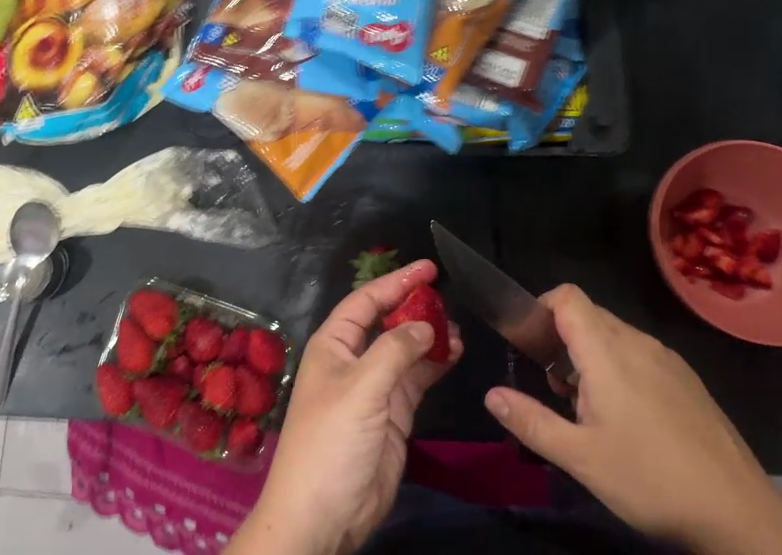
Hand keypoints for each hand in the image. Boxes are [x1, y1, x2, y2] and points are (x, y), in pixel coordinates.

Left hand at [230, 259, 462, 554]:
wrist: (323, 512)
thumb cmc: (331, 440)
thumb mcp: (361, 388)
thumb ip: (395, 351)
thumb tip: (425, 325)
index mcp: (333, 345)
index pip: (366, 301)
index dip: (395, 282)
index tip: (429, 268)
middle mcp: (353, 361)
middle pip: (387, 322)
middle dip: (415, 308)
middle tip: (450, 298)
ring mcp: (374, 388)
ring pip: (405, 350)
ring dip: (430, 337)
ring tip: (459, 328)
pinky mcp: (393, 414)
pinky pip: (416, 378)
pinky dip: (435, 365)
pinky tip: (455, 353)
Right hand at [484, 285, 781, 554]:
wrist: (739, 514)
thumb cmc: (650, 481)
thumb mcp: (580, 458)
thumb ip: (532, 421)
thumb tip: (492, 394)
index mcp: (608, 353)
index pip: (567, 297)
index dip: (540, 308)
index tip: (527, 344)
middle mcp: (639, 344)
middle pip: (589, 316)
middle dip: (561, 340)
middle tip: (554, 390)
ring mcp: (669, 361)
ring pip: (616, 337)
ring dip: (590, 358)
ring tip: (587, 411)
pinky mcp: (688, 381)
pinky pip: (641, 356)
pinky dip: (620, 370)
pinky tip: (627, 422)